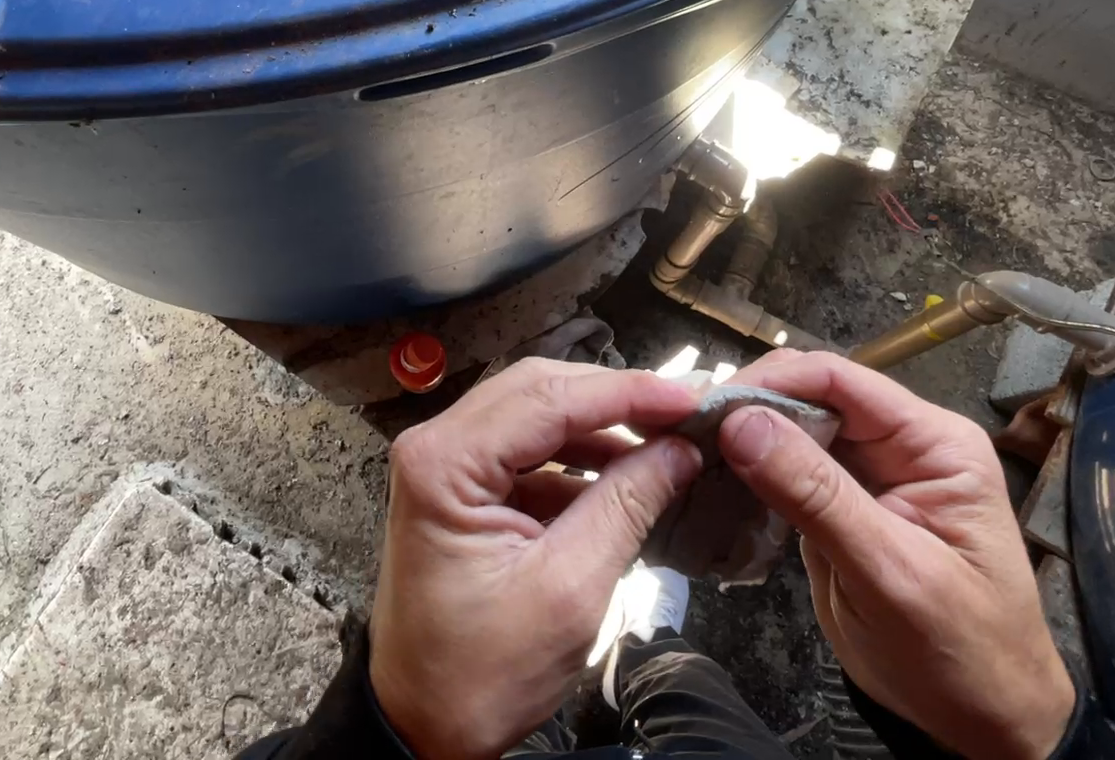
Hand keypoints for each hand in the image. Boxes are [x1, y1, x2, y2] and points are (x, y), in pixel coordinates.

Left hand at [368, 359, 703, 758]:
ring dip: (598, 428)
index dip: (626, 392)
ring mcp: (443, 461)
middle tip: (682, 415)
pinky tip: (622, 474)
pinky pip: (525, 450)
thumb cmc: (482, 672)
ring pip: (533, 414)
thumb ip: (625, 505)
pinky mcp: (459, 484)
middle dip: (613, 401)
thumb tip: (679, 449)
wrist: (422, 723)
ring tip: (663, 445)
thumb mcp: (569, 590)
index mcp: (444, 462)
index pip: (547, 398)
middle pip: (536, 392)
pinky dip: (575, 458)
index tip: (691, 397)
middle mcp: (434, 444)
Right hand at [719, 351, 1073, 759]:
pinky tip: (708, 475)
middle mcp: (896, 440)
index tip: (706, 408)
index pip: (837, 378)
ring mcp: (862, 468)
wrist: (980, 722)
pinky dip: (742, 466)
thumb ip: (816, 495)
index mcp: (931, 442)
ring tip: (686, 449)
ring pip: (785, 423)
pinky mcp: (833, 497)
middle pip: (805, 391)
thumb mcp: (889, 574)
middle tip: (686, 431)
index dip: (768, 382)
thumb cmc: (958, 653)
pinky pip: (779, 462)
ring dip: (737, 434)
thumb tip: (739, 422)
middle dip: (745, 405)